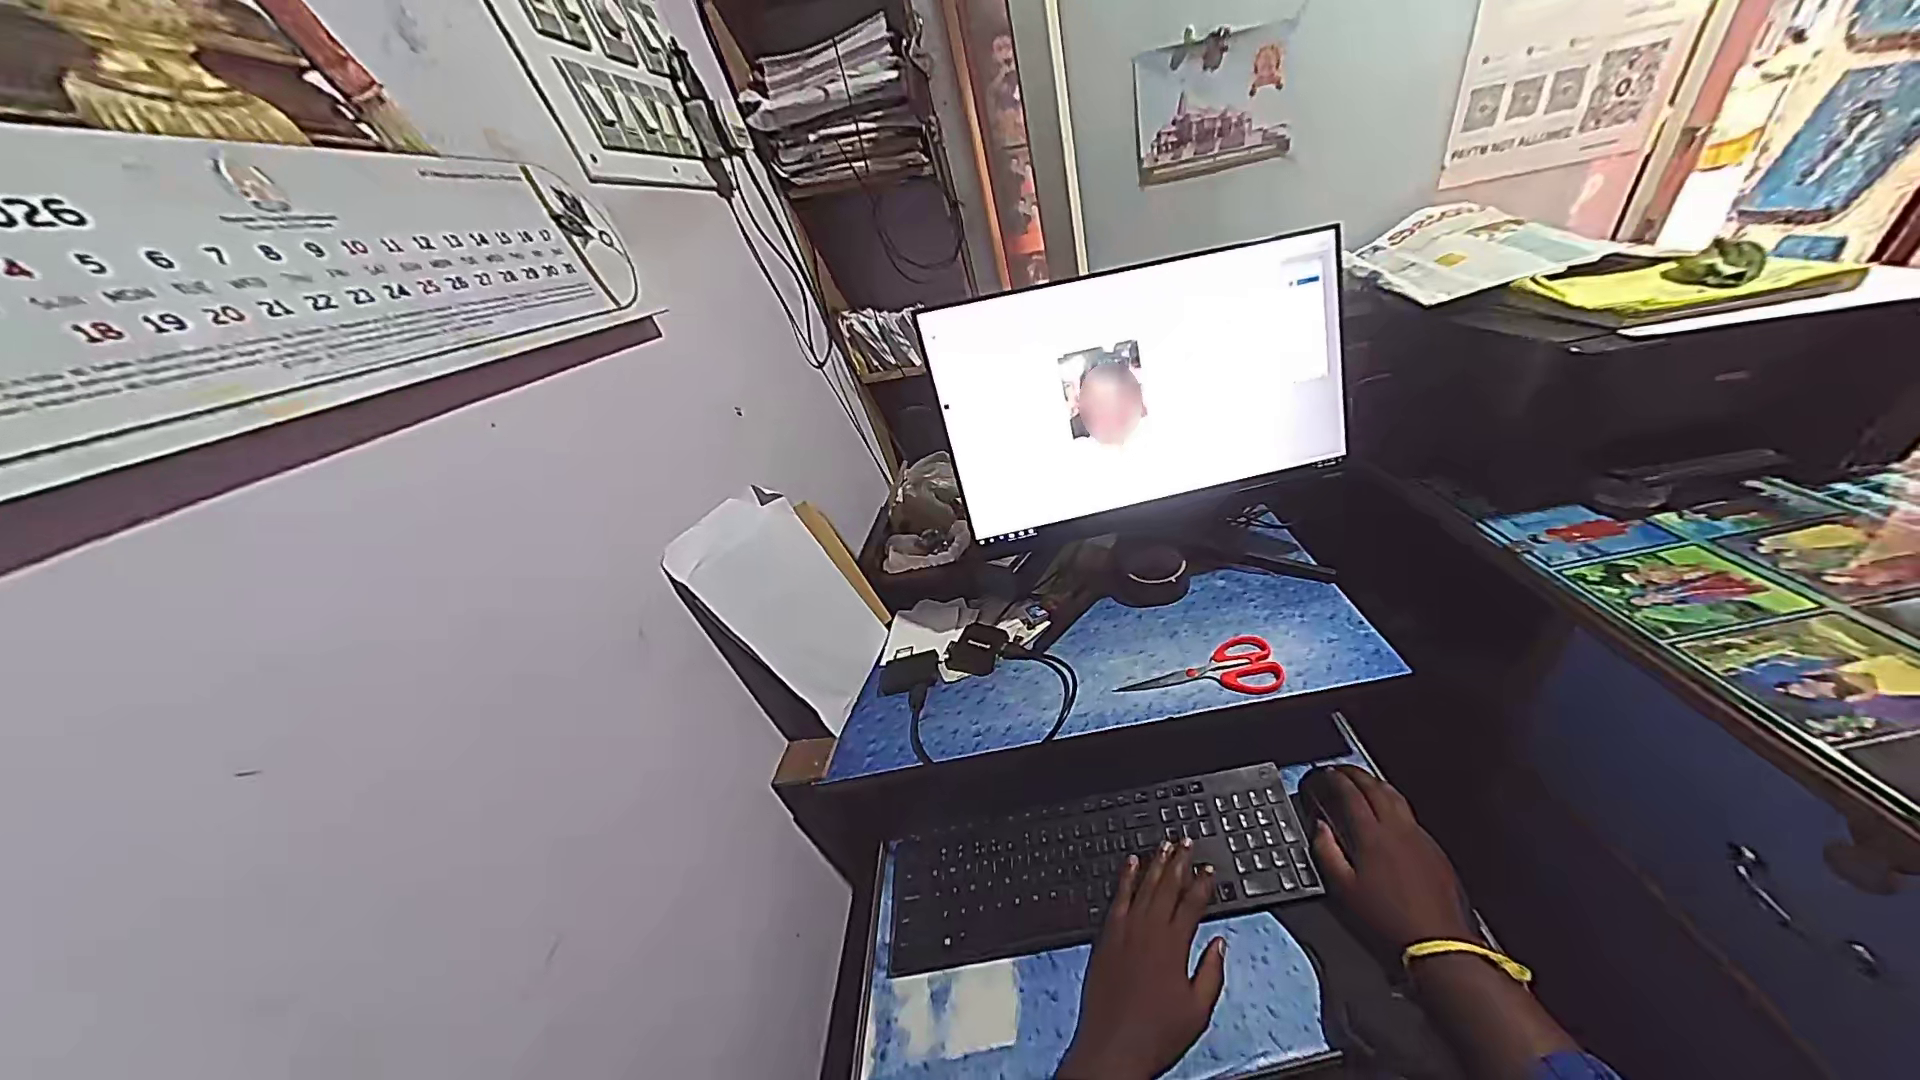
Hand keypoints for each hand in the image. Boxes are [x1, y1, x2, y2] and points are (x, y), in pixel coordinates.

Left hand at [1058, 839, 1225, 1079]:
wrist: (1114, 1045)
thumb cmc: (1157, 1033)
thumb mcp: (1198, 1009)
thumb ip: (1211, 971)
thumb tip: (1218, 942)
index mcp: (1174, 945)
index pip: (1193, 904)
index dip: (1203, 884)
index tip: (1209, 868)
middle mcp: (1150, 929)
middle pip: (1168, 886)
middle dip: (1180, 862)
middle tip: (1186, 841)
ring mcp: (1126, 928)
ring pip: (1144, 885)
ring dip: (1155, 863)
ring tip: (1165, 845)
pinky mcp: (1107, 933)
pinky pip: (1118, 895)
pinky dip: (1125, 876)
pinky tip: (1131, 862)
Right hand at [1303, 765, 1477, 950]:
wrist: (1440, 945)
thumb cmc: (1387, 920)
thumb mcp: (1343, 889)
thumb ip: (1326, 852)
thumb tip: (1320, 829)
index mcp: (1372, 836)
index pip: (1350, 794)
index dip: (1335, 779)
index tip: (1326, 774)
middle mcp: (1397, 830)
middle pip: (1375, 788)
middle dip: (1356, 774)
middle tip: (1341, 770)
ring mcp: (1420, 839)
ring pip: (1397, 798)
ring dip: (1377, 784)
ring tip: (1365, 781)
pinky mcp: (1436, 851)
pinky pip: (1412, 816)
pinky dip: (1395, 804)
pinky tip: (1389, 812)